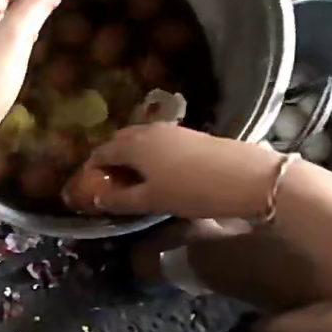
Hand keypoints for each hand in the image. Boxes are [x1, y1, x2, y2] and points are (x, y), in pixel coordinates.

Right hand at [76, 123, 286, 218]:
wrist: (243, 177)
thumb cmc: (189, 190)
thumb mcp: (151, 200)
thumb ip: (120, 200)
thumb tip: (96, 200)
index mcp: (132, 144)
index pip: (101, 152)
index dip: (91, 168)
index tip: (87, 185)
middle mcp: (148, 131)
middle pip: (120, 141)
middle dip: (111, 158)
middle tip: (110, 182)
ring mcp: (172, 130)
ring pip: (141, 140)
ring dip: (132, 156)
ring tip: (134, 179)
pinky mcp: (191, 135)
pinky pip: (159, 142)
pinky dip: (151, 155)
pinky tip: (159, 173)